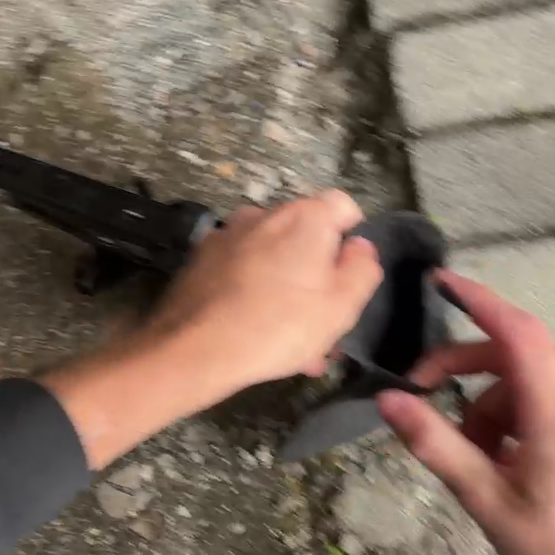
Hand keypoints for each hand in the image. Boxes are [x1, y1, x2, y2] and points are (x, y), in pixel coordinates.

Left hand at [42, 193, 381, 468]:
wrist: (192, 349)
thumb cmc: (277, 327)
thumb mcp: (340, 306)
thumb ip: (362, 268)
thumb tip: (359, 245)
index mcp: (303, 217)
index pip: (341, 205)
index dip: (351, 238)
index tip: (347, 275)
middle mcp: (261, 215)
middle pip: (302, 237)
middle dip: (315, 275)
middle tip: (322, 322)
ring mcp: (224, 236)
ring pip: (269, 259)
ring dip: (284, 291)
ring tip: (290, 341)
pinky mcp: (198, 260)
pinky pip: (238, 272)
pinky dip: (251, 293)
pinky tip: (254, 332)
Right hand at [376, 272, 554, 554]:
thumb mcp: (486, 499)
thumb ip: (436, 443)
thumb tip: (388, 400)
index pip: (518, 335)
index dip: (479, 300)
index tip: (442, 280)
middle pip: (518, 366)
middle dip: (466, 381)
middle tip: (428, 413)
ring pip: (536, 397)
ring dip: (495, 417)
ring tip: (482, 470)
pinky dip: (524, 429)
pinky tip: (516, 474)